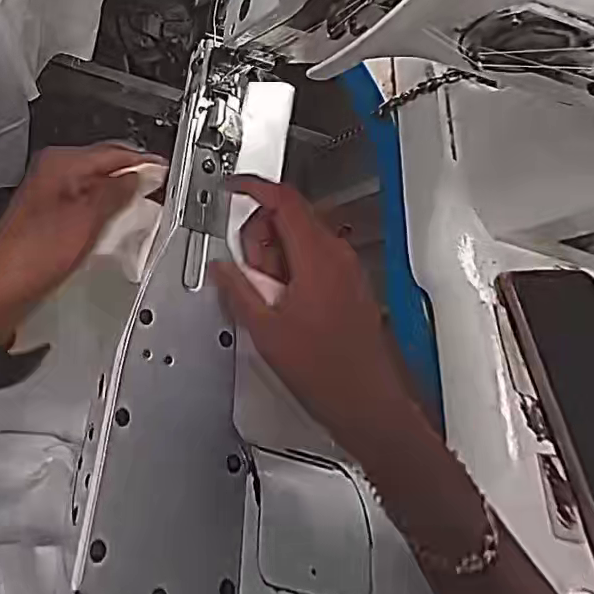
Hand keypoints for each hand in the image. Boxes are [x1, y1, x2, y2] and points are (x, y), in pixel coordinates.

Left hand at [0, 143, 161, 344]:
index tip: (163, 171)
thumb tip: (137, 177)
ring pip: (97, 185)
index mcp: (60, 164)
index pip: (113, 151)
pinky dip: (105, 210)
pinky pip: (87, 203)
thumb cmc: (29, 257)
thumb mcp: (87, 220)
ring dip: (120, 196)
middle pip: (105, 166)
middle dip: (133, 177)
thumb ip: (117, 192)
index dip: (143, 161)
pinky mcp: (50, 215)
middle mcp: (53, 173)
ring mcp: (50, 194)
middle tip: (159, 190)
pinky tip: (116, 224)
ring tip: (143, 208)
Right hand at [212, 177, 419, 452]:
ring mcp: (347, 268)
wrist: (370, 405)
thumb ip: (238, 288)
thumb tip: (223, 267)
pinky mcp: (350, 283)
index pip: (283, 200)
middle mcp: (337, 254)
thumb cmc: (328, 373)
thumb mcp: (266, 330)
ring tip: (268, 297)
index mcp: (316, 256)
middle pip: (290, 217)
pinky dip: (293, 268)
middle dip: (261, 234)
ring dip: (276, 254)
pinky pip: (314, 257)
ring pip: (301, 237)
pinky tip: (285, 304)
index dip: (254, 188)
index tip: (235, 188)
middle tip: (249, 270)